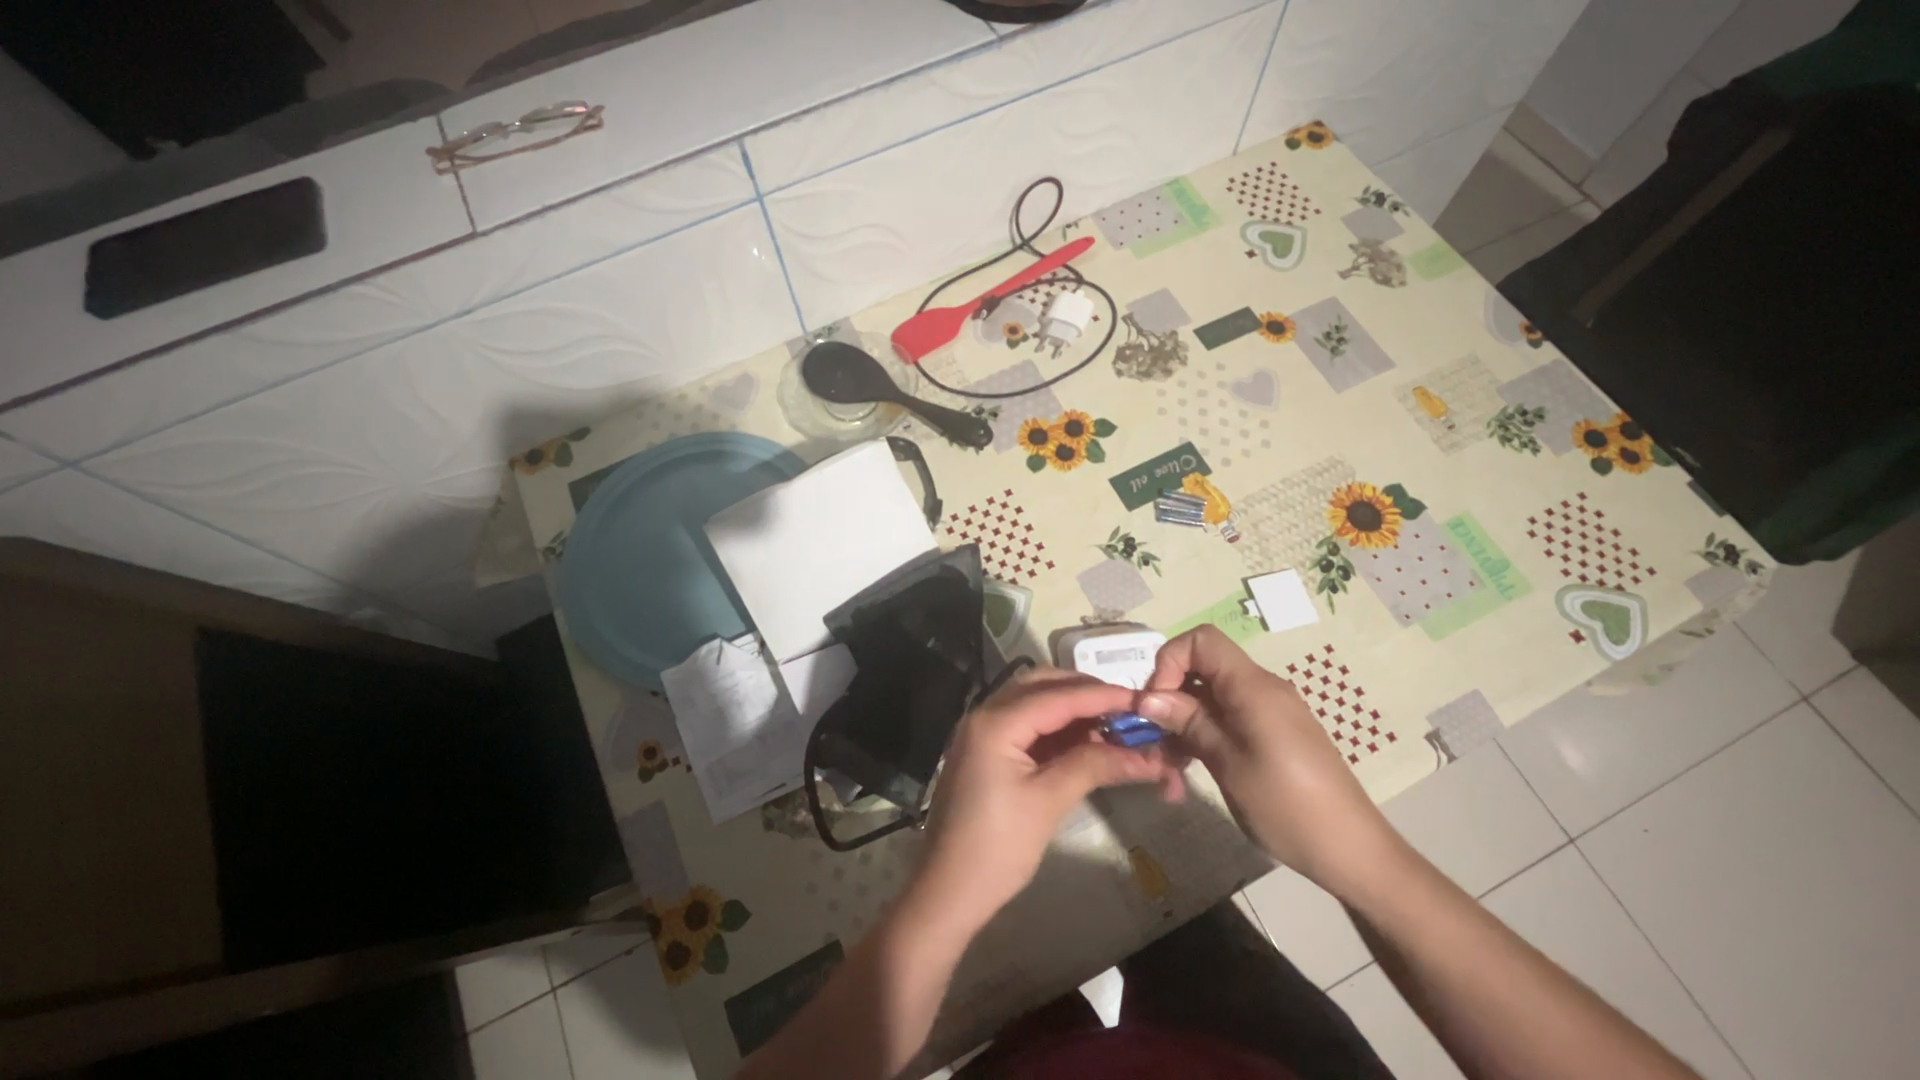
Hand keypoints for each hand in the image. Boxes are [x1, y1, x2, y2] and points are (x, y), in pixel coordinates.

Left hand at [911, 668, 1179, 929]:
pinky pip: (1026, 726)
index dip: (1104, 696)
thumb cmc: (996, 848)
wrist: (947, 892)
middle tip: (1128, 711)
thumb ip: (1095, 766)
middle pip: (1043, 686)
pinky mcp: (986, 754)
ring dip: (1073, 710)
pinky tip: (1087, 744)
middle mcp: (985, 716)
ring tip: (1115, 728)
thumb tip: (1149, 754)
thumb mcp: (1049, 802)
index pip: (1059, 695)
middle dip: (1087, 694)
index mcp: (995, 723)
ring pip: (1035, 703)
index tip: (1145, 702)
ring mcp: (982, 734)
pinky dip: (1058, 729)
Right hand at [1135, 626, 1401, 895]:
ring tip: (1167, 772)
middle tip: (1151, 745)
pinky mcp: (1272, 736)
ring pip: (1210, 700)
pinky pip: (1228, 721)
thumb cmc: (1287, 805)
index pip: (1201, 640)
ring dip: (1182, 727)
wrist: (1350, 850)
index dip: (1169, 662)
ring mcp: (1268, 713)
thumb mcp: (1228, 764)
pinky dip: (1203, 739)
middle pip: (1202, 670)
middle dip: (1169, 701)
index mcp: (1253, 687)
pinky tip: (1188, 775)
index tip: (1154, 706)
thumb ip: (1188, 723)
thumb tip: (1147, 697)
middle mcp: (1262, 690)